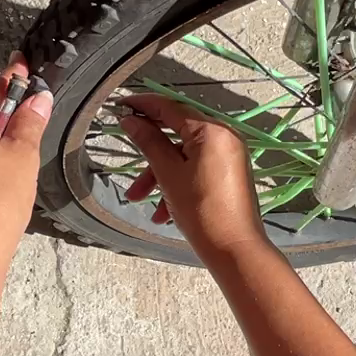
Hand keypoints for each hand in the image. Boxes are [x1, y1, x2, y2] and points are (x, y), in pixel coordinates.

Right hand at [117, 94, 270, 258]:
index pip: (170, 108)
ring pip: (184, 156)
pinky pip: (197, 169)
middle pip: (177, 134)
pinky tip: (164, 212)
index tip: (121, 106)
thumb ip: (149, 142)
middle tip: (126, 152)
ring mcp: (230, 155)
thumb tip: (131, 120)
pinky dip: (177, 184)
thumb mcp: (168, 174)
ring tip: (139, 199)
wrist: (234, 250)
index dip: (143, 105)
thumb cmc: (201, 211)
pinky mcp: (230, 173)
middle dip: (150, 153)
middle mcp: (225, 137)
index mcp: (211, 131)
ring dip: (160, 175)